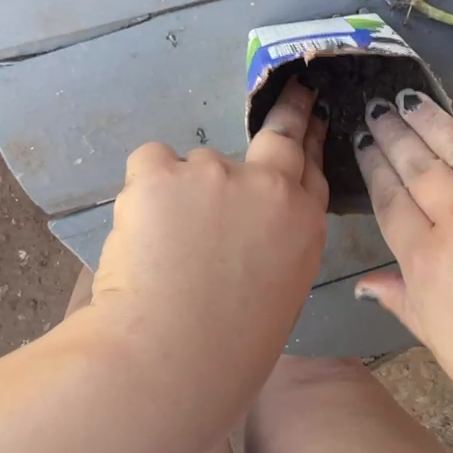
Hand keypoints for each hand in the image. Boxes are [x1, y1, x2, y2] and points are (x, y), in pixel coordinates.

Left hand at [90, 80, 329, 372]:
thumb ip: (272, 249)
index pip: (311, 172)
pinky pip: (151, 163)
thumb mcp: (277, 297)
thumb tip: (244, 234)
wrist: (165, 362)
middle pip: (280, 137)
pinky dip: (144, 189)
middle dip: (288, 110)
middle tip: (294, 91)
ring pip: (195, 164)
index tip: (312, 120)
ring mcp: (215, 172)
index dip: (310, 145)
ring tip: (162, 247)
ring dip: (182, 191)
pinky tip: (140, 230)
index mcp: (302, 226)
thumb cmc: (227, 355)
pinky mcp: (162, 171)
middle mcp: (268, 187)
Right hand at [351, 79, 452, 452]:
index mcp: (428, 263)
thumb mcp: (444, 347)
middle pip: (418, 166)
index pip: (391, 200)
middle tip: (379, 107)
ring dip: (432, 119)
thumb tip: (363, 284)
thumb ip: (404, 303)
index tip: (363, 140)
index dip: (374, 166)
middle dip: (394, 134)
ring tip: (412, 98)